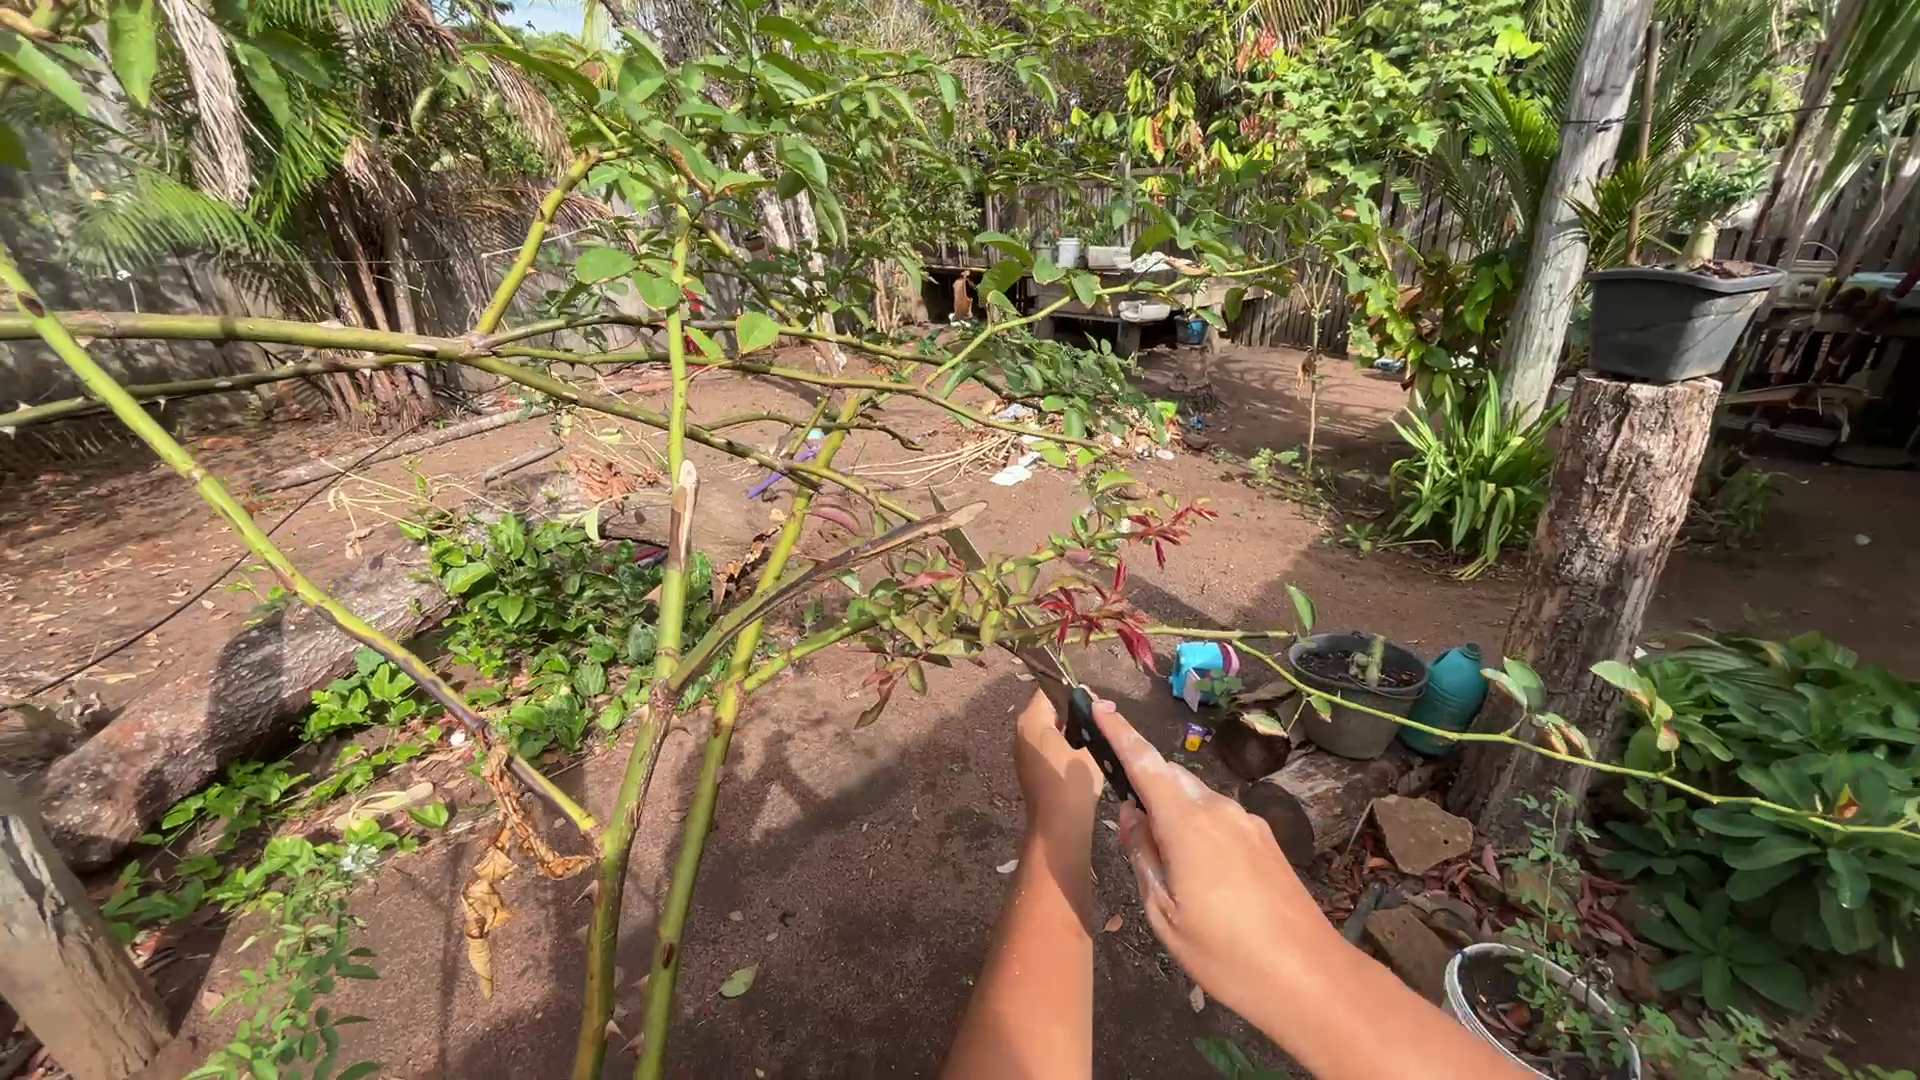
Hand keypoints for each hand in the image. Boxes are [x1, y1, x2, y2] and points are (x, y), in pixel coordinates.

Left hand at [1013, 689, 1102, 843]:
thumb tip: (1092, 699)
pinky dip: (1065, 746)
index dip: (1073, 691)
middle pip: (1049, 708)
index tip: (1096, 702)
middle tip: (1100, 720)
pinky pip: (1048, 745)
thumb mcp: (1088, 745)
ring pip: (1050, 728)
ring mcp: (1024, 750)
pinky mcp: (1030, 767)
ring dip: (1071, 730)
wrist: (1058, 828)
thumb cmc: (1072, 782)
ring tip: (1096, 736)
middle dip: (1074, 711)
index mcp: (1031, 720)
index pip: (1050, 690)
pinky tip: (1084, 756)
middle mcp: (1022, 731)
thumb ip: (1088, 718)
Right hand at [1092, 699, 1339, 1019]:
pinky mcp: (1265, 839)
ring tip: (1170, 868)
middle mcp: (1218, 810)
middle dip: (1144, 788)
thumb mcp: (1164, 914)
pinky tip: (1204, 877)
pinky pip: (1218, 817)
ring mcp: (1246, 822)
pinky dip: (1197, 828)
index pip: (1145, 763)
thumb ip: (1142, 856)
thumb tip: (1131, 816)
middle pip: (1169, 778)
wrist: (1313, 981)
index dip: (1119, 732)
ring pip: (1194, 798)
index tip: (1099, 706)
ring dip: (1172, 813)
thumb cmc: (1227, 955)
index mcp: (1187, 824)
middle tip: (1132, 834)